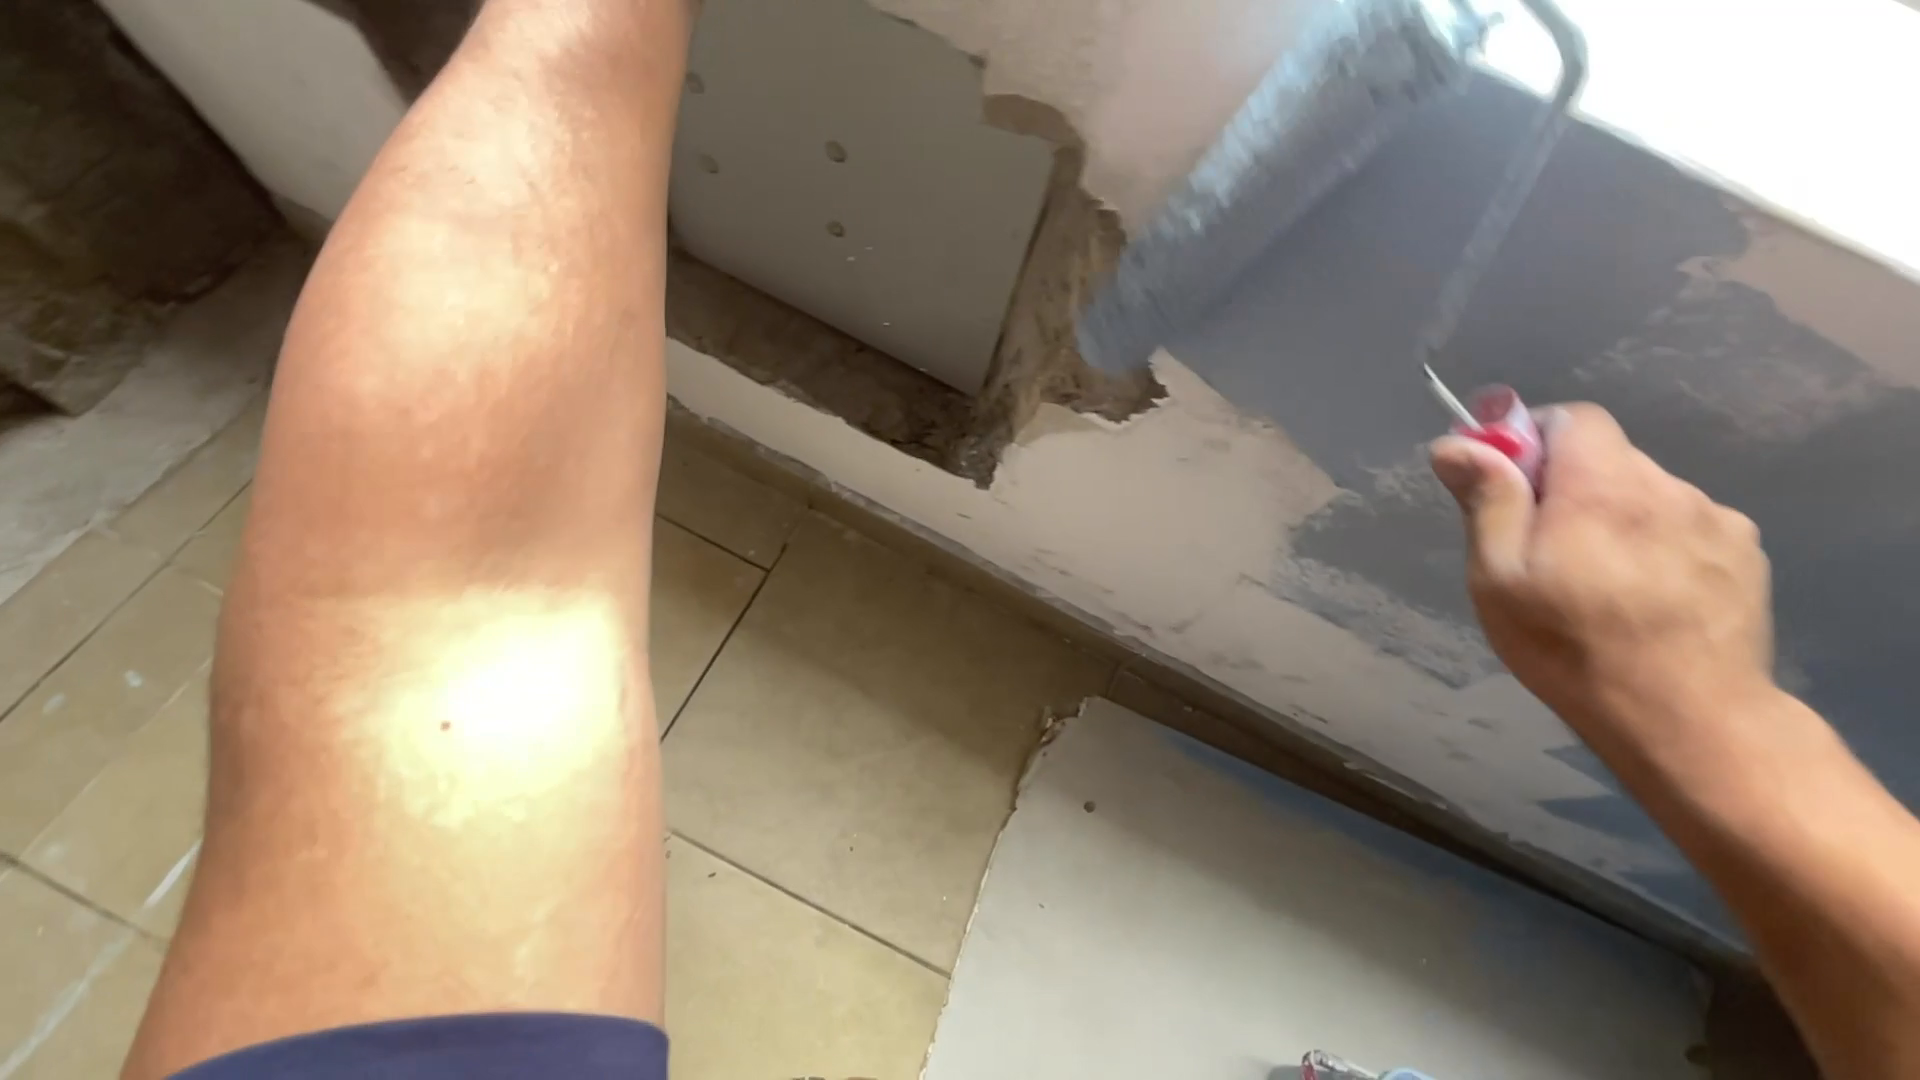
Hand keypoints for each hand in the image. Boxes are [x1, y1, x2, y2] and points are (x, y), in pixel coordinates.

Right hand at [1430, 404, 1773, 737]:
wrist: (1686, 716)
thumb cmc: (1569, 644)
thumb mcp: (1498, 576)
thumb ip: (1486, 500)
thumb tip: (1456, 444)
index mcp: (1601, 486)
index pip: (1572, 418)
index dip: (1532, 439)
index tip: (1507, 484)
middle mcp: (1667, 487)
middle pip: (1606, 458)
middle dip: (1566, 486)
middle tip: (1541, 548)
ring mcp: (1716, 521)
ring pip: (1645, 493)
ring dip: (1613, 516)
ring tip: (1595, 580)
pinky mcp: (1744, 555)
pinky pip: (1683, 525)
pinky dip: (1654, 542)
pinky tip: (1642, 593)